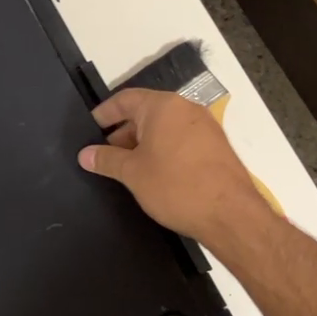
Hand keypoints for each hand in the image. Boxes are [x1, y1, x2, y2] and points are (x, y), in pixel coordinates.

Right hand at [78, 88, 270, 241]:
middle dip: (123, 133)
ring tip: (128, 168)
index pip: (124, 99)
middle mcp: (186, 109)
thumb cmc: (176, 186)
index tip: (89, 129)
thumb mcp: (132, 173)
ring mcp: (205, 127)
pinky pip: (181, 140)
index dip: (104, 113)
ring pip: (164, 128)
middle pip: (145, 113)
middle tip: (106, 155)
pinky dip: (164, 150)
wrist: (232, 216)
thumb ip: (106, 159)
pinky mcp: (217, 147)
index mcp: (163, 106)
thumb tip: (84, 154)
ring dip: (143, 144)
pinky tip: (155, 174)